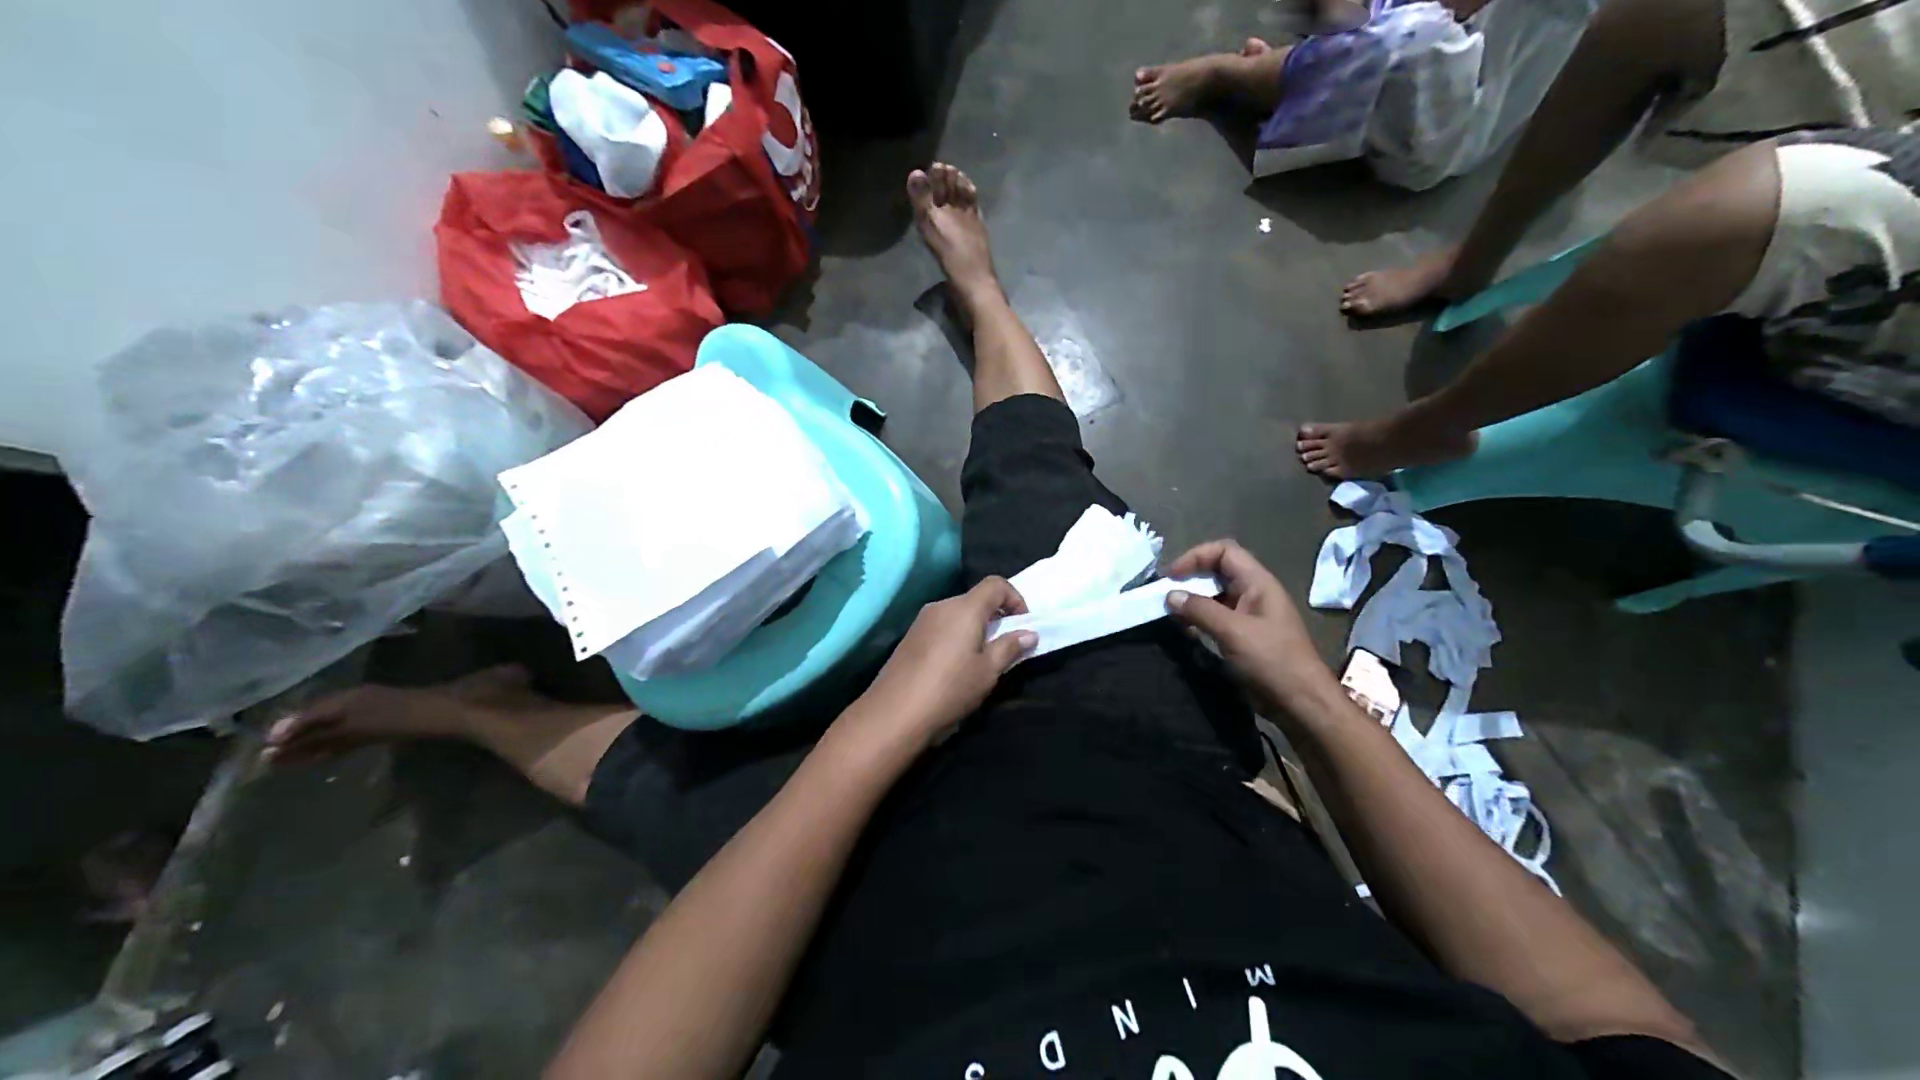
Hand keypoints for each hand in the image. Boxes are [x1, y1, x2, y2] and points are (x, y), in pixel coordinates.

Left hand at [837, 577, 1035, 760]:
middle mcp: (942, 606)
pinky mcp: (910, 636)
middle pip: (975, 599)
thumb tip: (1029, 633)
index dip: (1015, 598)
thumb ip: (1010, 647)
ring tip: (982, 659)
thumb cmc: (950, 688)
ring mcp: (922, 620)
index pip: (995, 584)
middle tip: (1006, 646)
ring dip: (975, 628)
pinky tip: (956, 665)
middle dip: (996, 616)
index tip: (1023, 624)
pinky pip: (942, 626)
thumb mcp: (988, 671)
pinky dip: (957, 636)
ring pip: (958, 613)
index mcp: (965, 608)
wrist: (895, 712)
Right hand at [1164, 540, 1338, 716]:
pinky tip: (1185, 633)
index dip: (1196, 556)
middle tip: (1165, 596)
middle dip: (1190, 580)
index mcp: (1259, 583)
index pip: (1225, 551)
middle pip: (1217, 572)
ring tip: (1172, 616)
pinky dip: (1198, 621)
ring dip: (1191, 602)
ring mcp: (1249, 616)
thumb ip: (1200, 610)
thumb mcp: (1233, 632)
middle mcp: (1254, 594)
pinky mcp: (1243, 637)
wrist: (1300, 702)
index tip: (1172, 576)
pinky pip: (1216, 618)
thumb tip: (1170, 595)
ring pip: (1214, 597)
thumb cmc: (1271, 661)